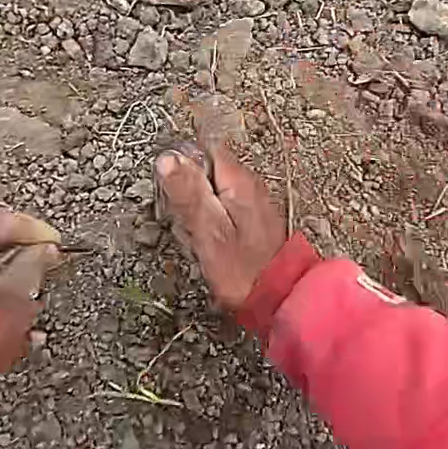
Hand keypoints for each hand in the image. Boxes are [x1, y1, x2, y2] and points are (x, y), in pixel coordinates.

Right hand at [155, 142, 286, 313]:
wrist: (279, 298)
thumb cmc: (243, 270)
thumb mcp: (207, 229)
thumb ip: (188, 193)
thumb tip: (168, 158)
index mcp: (239, 182)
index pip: (205, 151)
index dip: (182, 166)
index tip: (173, 191)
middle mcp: (251, 187)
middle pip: (207, 173)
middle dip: (190, 195)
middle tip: (189, 225)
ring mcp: (255, 204)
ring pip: (214, 195)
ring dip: (200, 215)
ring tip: (201, 241)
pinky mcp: (254, 222)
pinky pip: (223, 213)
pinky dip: (212, 227)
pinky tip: (213, 247)